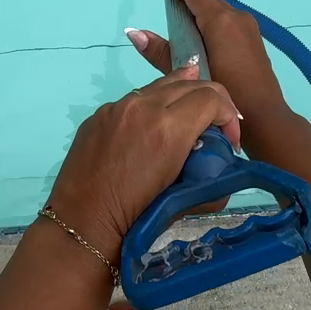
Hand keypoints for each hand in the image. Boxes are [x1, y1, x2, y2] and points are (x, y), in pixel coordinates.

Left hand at [45, 62, 242, 257]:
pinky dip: (152, 108)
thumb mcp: (183, 201)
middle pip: (189, 83)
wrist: (80, 226)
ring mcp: (117, 105)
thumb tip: (223, 167)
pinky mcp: (100, 112)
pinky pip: (135, 100)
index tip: (230, 142)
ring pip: (160, 86)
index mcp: (168, 128)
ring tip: (188, 121)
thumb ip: (208, 178)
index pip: (211, 98)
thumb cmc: (135, 222)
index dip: (229, 115)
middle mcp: (143, 106)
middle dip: (210, 102)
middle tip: (216, 128)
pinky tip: (152, 129)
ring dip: (181, 99)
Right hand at [126, 0, 290, 124]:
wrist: (265, 120)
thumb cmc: (225, 95)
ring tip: (184, 30)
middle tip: (170, 13)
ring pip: (219, 11)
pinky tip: (205, 44)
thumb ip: (160, 51)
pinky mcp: (254, 39)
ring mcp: (249, 27)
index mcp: (221, 20)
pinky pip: (229, 22)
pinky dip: (214, 25)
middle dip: (188, 2)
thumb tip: (134, 33)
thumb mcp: (188, 72)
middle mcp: (237, 17)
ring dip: (202, 14)